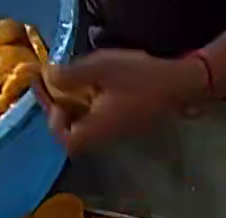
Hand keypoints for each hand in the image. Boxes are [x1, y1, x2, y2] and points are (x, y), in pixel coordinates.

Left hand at [38, 51, 209, 153]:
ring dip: (72, 114)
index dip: (55, 124)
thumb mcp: (102, 68)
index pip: (67, 141)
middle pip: (73, 140)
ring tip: (68, 89)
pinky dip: (85, 111)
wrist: (174, 86)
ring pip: (84, 132)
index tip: (54, 99)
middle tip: (55, 93)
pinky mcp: (121, 128)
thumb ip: (73, 76)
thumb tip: (51, 78)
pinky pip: (95, 125)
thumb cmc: (139, 77)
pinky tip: (88, 92)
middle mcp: (104, 138)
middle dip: (60, 118)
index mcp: (97, 128)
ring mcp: (113, 135)